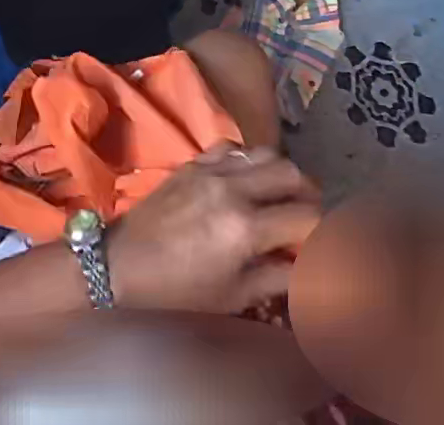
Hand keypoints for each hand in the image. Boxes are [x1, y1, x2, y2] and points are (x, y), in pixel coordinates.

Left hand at [106, 144, 321, 313]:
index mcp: (245, 227)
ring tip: (280, 195)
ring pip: (266, 153)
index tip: (324, 245)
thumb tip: (312, 270)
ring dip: (282, 172)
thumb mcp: (233, 296)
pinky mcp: (194, 162)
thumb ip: (278, 277)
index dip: (324, 232)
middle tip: (306, 217)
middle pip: (293, 174)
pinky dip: (249, 159)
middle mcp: (234, 189)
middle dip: (309, 195)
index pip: (307, 218)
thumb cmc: (176, 293)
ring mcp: (212, 169)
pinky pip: (233, 147)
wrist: (119, 267)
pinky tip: (247, 180)